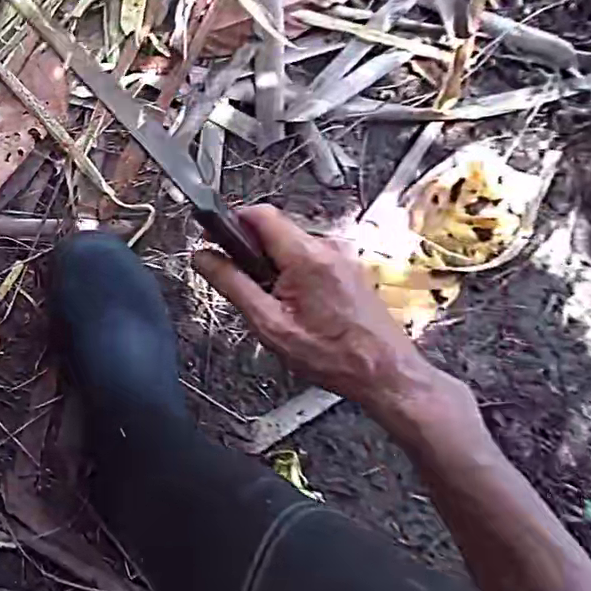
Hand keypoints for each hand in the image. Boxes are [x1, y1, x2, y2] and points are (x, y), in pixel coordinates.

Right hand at [192, 205, 465, 422]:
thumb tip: (202, 257)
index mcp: (306, 257)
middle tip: (239, 282)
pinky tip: (291, 303)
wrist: (387, 376)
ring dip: (267, 263)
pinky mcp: (346, 270)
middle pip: (271, 228)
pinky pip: (305, 257)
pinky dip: (288, 271)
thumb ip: (230, 283)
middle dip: (247, 249)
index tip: (214, 240)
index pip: (259, 213)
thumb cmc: (333, 356)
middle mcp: (328, 249)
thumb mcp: (268, 323)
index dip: (230, 221)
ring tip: (268, 300)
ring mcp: (341, 258)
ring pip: (287, 244)